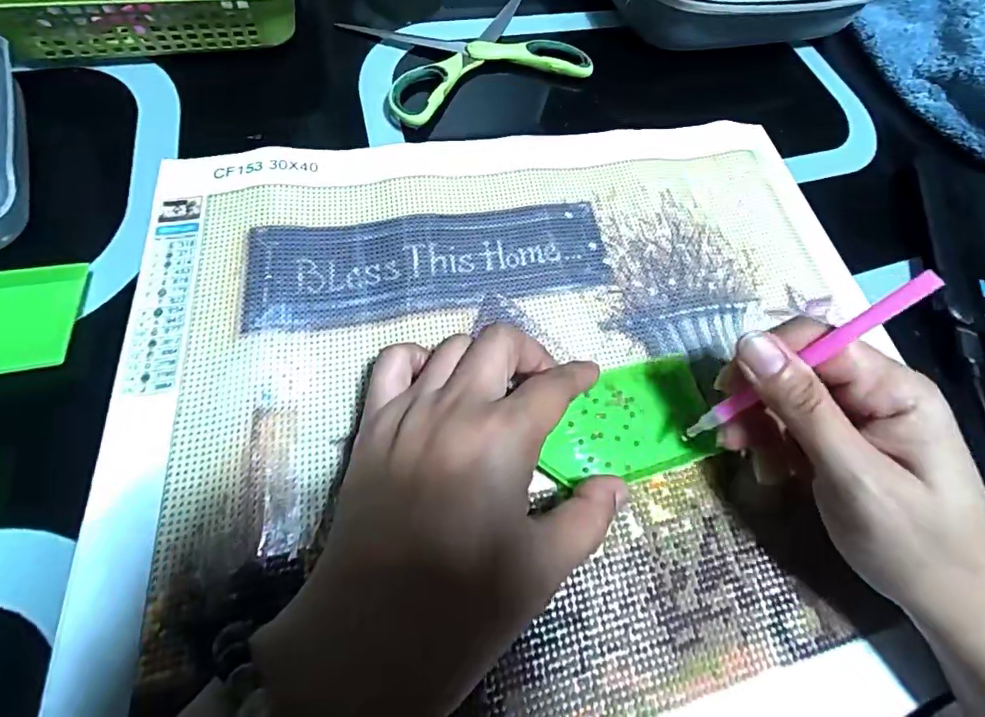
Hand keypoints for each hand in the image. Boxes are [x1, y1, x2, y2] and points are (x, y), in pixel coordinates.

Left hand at [252, 325, 624, 716]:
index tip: (589, 375)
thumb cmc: (464, 606)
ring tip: (494, 389)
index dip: (579, 375)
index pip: (553, 384)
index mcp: (503, 438)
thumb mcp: (543, 568)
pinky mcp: (372, 427)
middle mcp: (456, 410)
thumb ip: (589, 517)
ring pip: (452, 346)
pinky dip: (420, 359)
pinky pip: (393, 362)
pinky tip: (436, 386)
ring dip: (483, 358)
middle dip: (532, 353)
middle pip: (501, 342)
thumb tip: (616, 486)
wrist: (368, 641)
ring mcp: (408, 413)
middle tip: (542, 385)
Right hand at [715, 319, 984, 614]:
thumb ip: (802, 407)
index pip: (821, 341)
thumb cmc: (915, 546)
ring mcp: (863, 416)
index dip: (770, 354)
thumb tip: (750, 342)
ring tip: (752, 462)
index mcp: (894, 386)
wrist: (956, 610)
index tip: (728, 390)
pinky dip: (777, 443)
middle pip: (802, 366)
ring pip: (793, 396)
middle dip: (761, 396)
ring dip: (763, 423)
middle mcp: (877, 389)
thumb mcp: (854, 478)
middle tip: (731, 436)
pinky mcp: (848, 441)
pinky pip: (799, 424)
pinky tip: (772, 471)